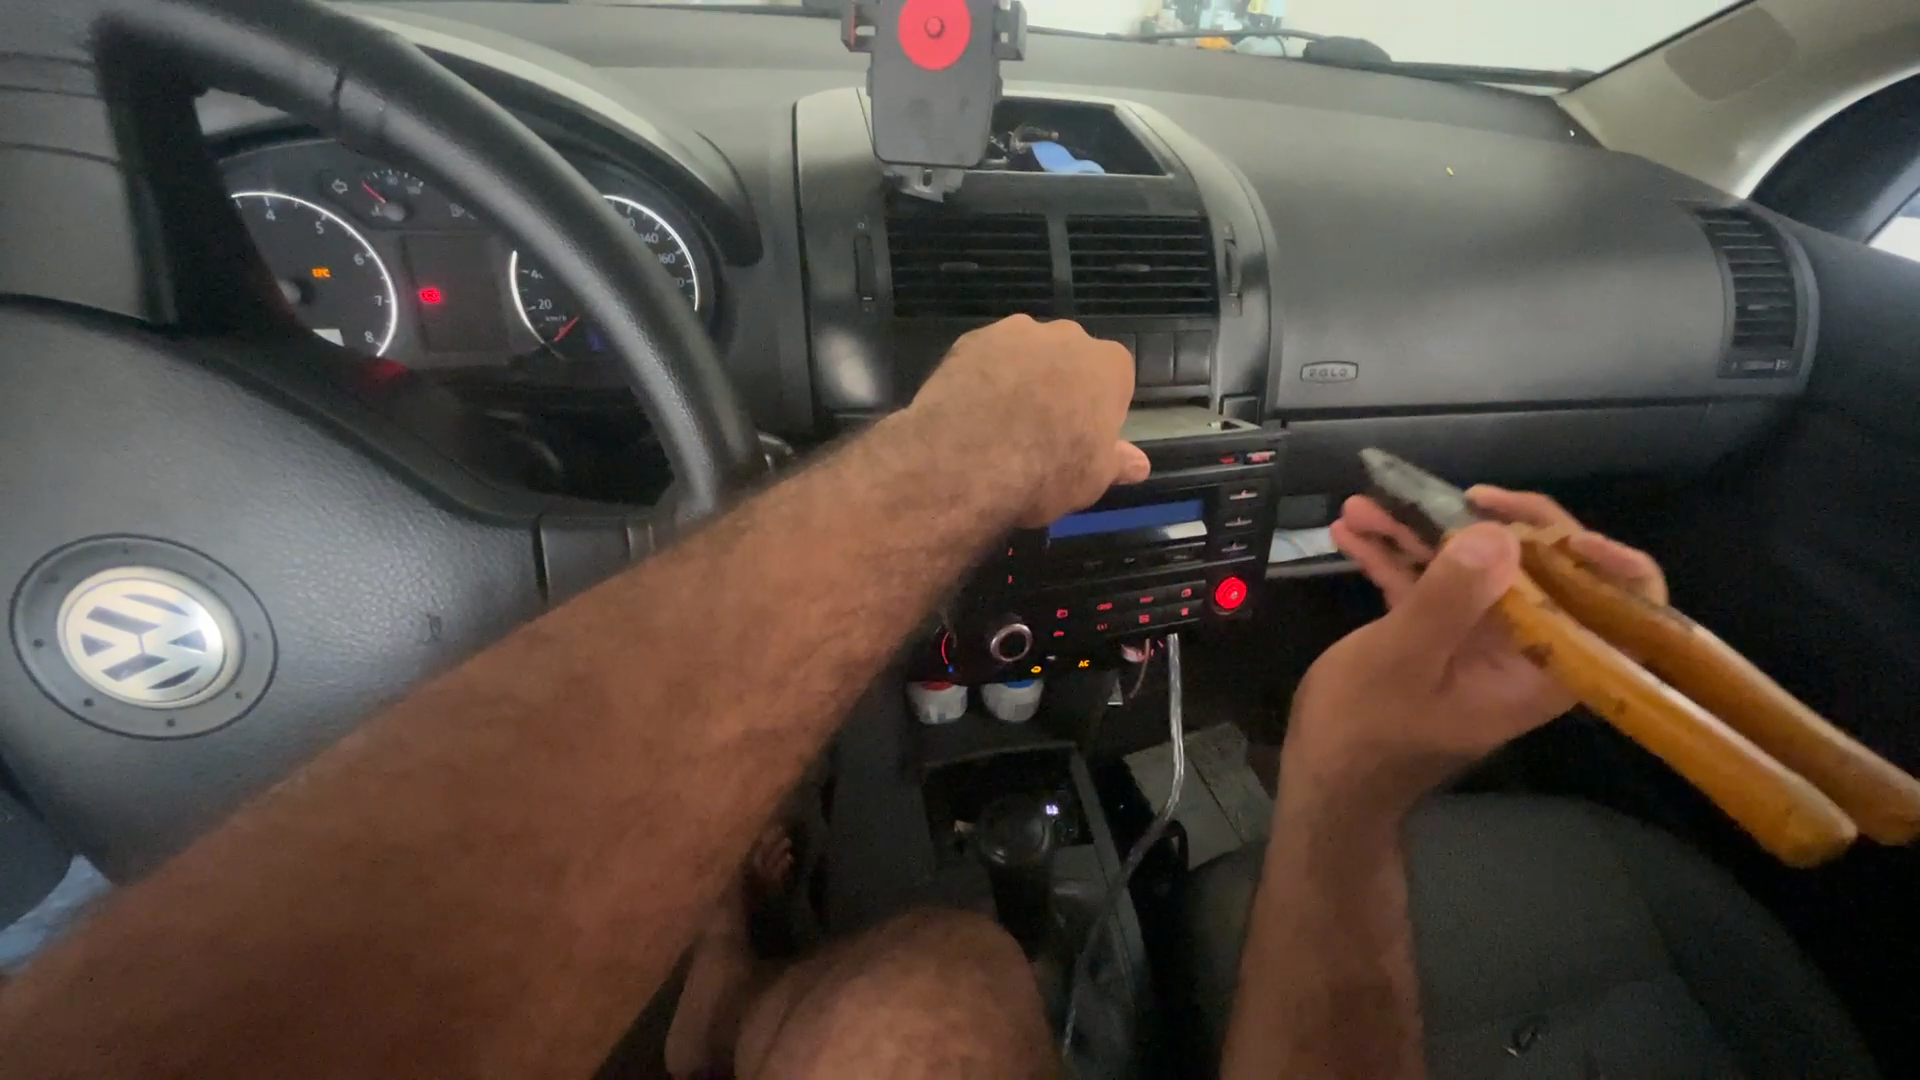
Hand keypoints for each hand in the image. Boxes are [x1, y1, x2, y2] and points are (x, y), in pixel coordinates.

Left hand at [908, 315, 1149, 526]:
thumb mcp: (1092, 479)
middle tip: (1038, 431)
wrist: (968, 460)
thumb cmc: (1047, 471)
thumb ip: (1116, 462)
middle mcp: (1066, 336)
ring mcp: (1015, 331)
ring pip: (1025, 355)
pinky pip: (985, 359)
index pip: (1113, 382)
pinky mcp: (970, 339)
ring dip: (1019, 379)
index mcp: (1108, 365)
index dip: (1097, 411)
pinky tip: (970, 412)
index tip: (1080, 440)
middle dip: (1058, 387)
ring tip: (998, 424)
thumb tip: (1139, 464)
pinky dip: (982, 379)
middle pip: (1069, 360)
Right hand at [1280, 487, 1665, 819]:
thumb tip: (1498, 532)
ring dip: (1413, 534)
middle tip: (1419, 494)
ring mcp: (1472, 643)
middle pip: (1526, 568)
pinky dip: (1391, 559)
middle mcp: (1520, 650)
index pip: (1614, 602)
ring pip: (1464, 571)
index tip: (1519, 518)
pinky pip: (1424, 587)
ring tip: (1362, 504)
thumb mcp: (1401, 659)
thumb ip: (1449, 598)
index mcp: (1540, 666)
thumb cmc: (1363, 728)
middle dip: (1469, 524)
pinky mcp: (1431, 640)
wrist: (1324, 780)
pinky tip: (1348, 532)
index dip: (1590, 551)